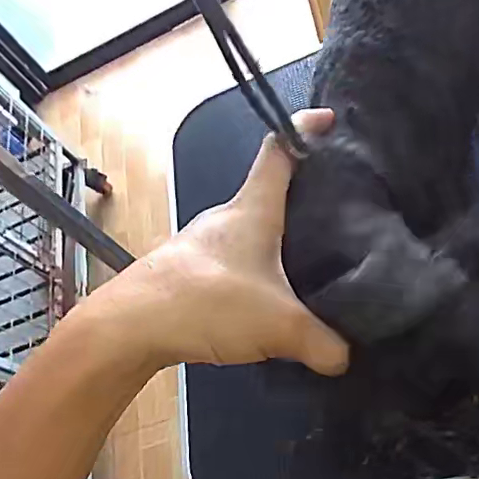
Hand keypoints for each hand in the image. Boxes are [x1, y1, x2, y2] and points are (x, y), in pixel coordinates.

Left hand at [73, 110, 349, 376]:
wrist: (129, 328)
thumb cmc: (205, 303)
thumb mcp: (283, 327)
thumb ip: (326, 344)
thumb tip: (346, 358)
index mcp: (253, 210)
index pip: (280, 151)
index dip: (305, 130)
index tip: (329, 120)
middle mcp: (229, 218)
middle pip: (276, 195)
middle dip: (310, 197)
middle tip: (348, 214)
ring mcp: (210, 245)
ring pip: (261, 232)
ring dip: (289, 241)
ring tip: (324, 262)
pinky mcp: (198, 272)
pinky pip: (245, 261)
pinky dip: (268, 271)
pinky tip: (282, 299)